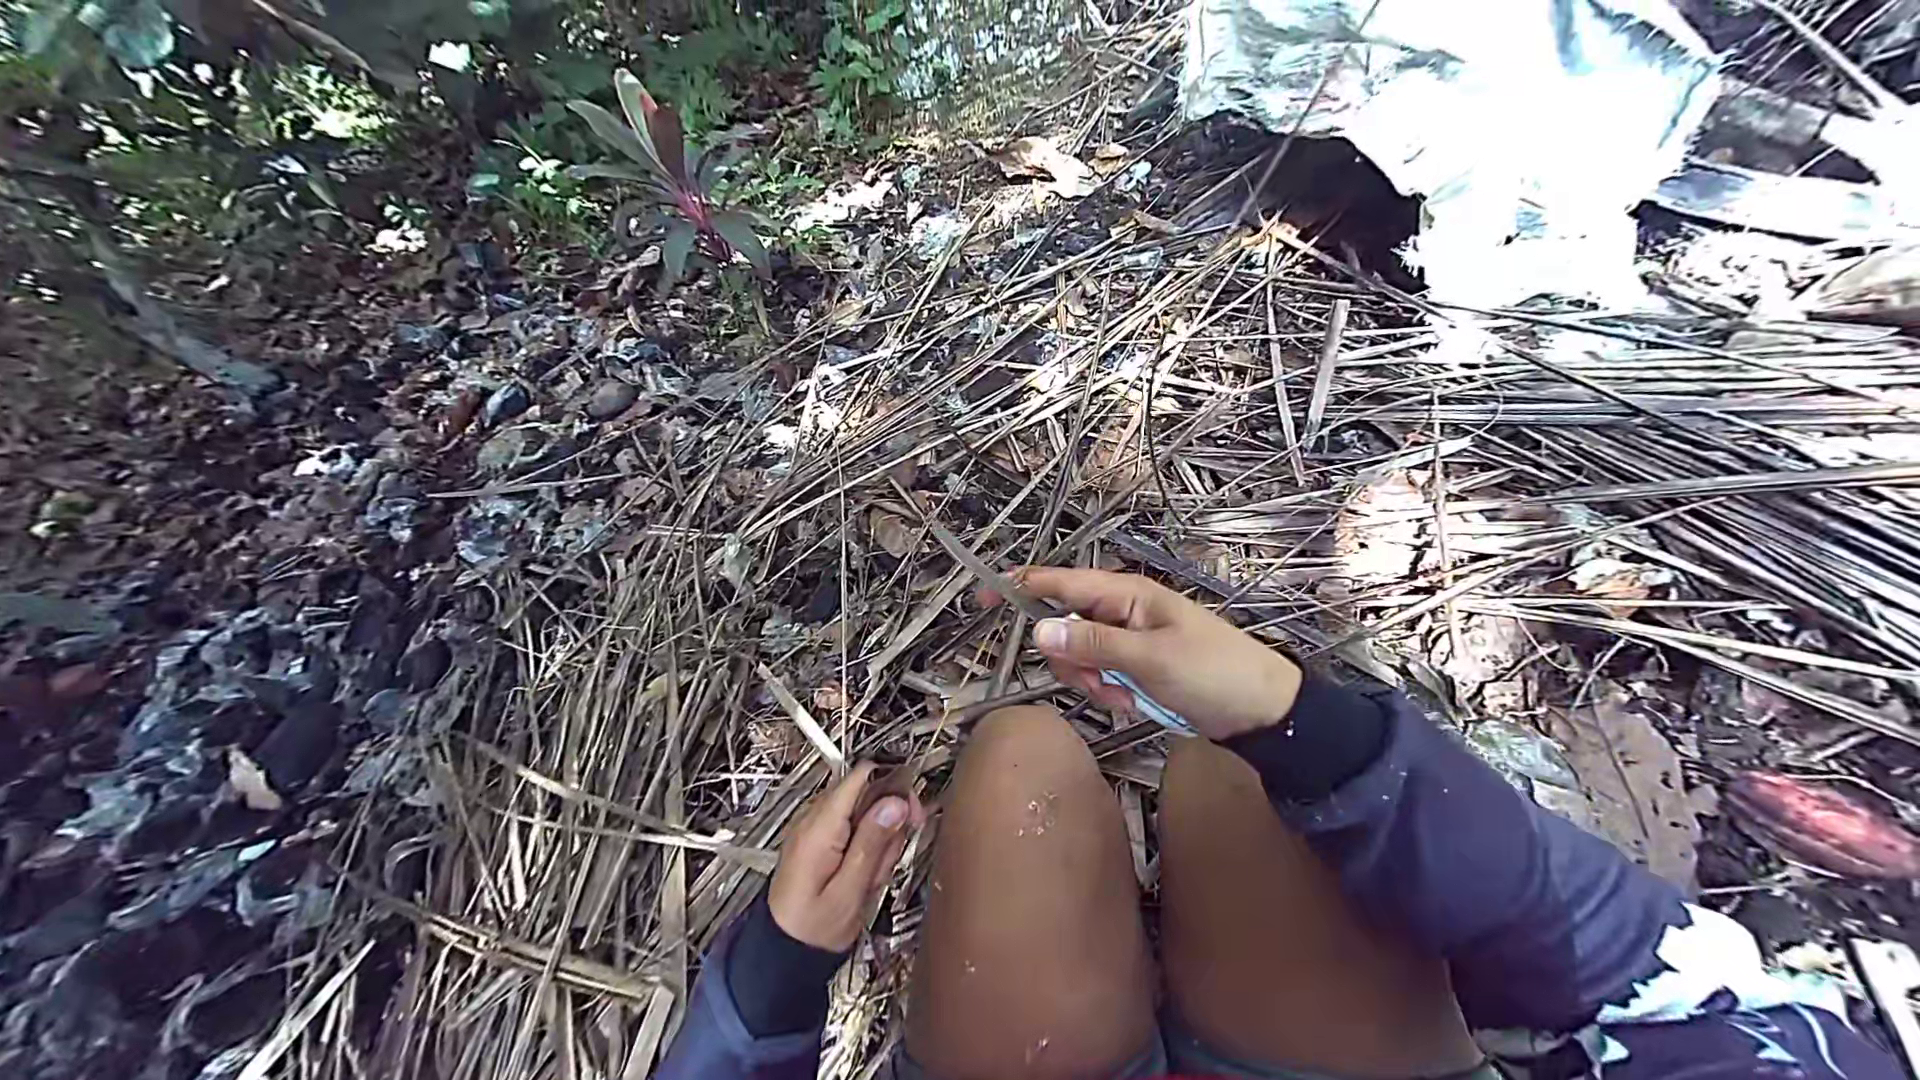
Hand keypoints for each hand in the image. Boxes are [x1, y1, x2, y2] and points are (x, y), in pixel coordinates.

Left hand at [769, 762, 924, 951]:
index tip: (910, 810)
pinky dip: (867, 846)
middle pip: (867, 792)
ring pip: (864, 810)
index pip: (861, 776)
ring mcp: (816, 827)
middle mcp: (814, 819)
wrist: (783, 953)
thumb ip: (872, 843)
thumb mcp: (849, 891)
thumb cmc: (812, 930)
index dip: (893, 786)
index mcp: (820, 827)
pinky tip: (864, 872)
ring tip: (872, 873)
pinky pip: (853, 826)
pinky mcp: (820, 838)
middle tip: (891, 855)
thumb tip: (895, 803)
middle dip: (888, 820)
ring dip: (879, 838)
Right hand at [981, 568, 1302, 740]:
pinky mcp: (1131, 666)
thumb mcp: (1149, 658)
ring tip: (1129, 695)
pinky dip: (1110, 693)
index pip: (1059, 582)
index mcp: (1124, 594)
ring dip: (1095, 682)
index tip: (983, 597)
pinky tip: (1137, 701)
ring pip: (1078, 659)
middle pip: (1063, 629)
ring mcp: (1124, 640)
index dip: (1019, 586)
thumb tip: (1037, 628)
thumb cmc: (1213, 672)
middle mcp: (1119, 612)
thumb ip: (1091, 643)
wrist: (1262, 712)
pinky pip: (1099, 677)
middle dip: (1074, 662)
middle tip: (1102, 682)